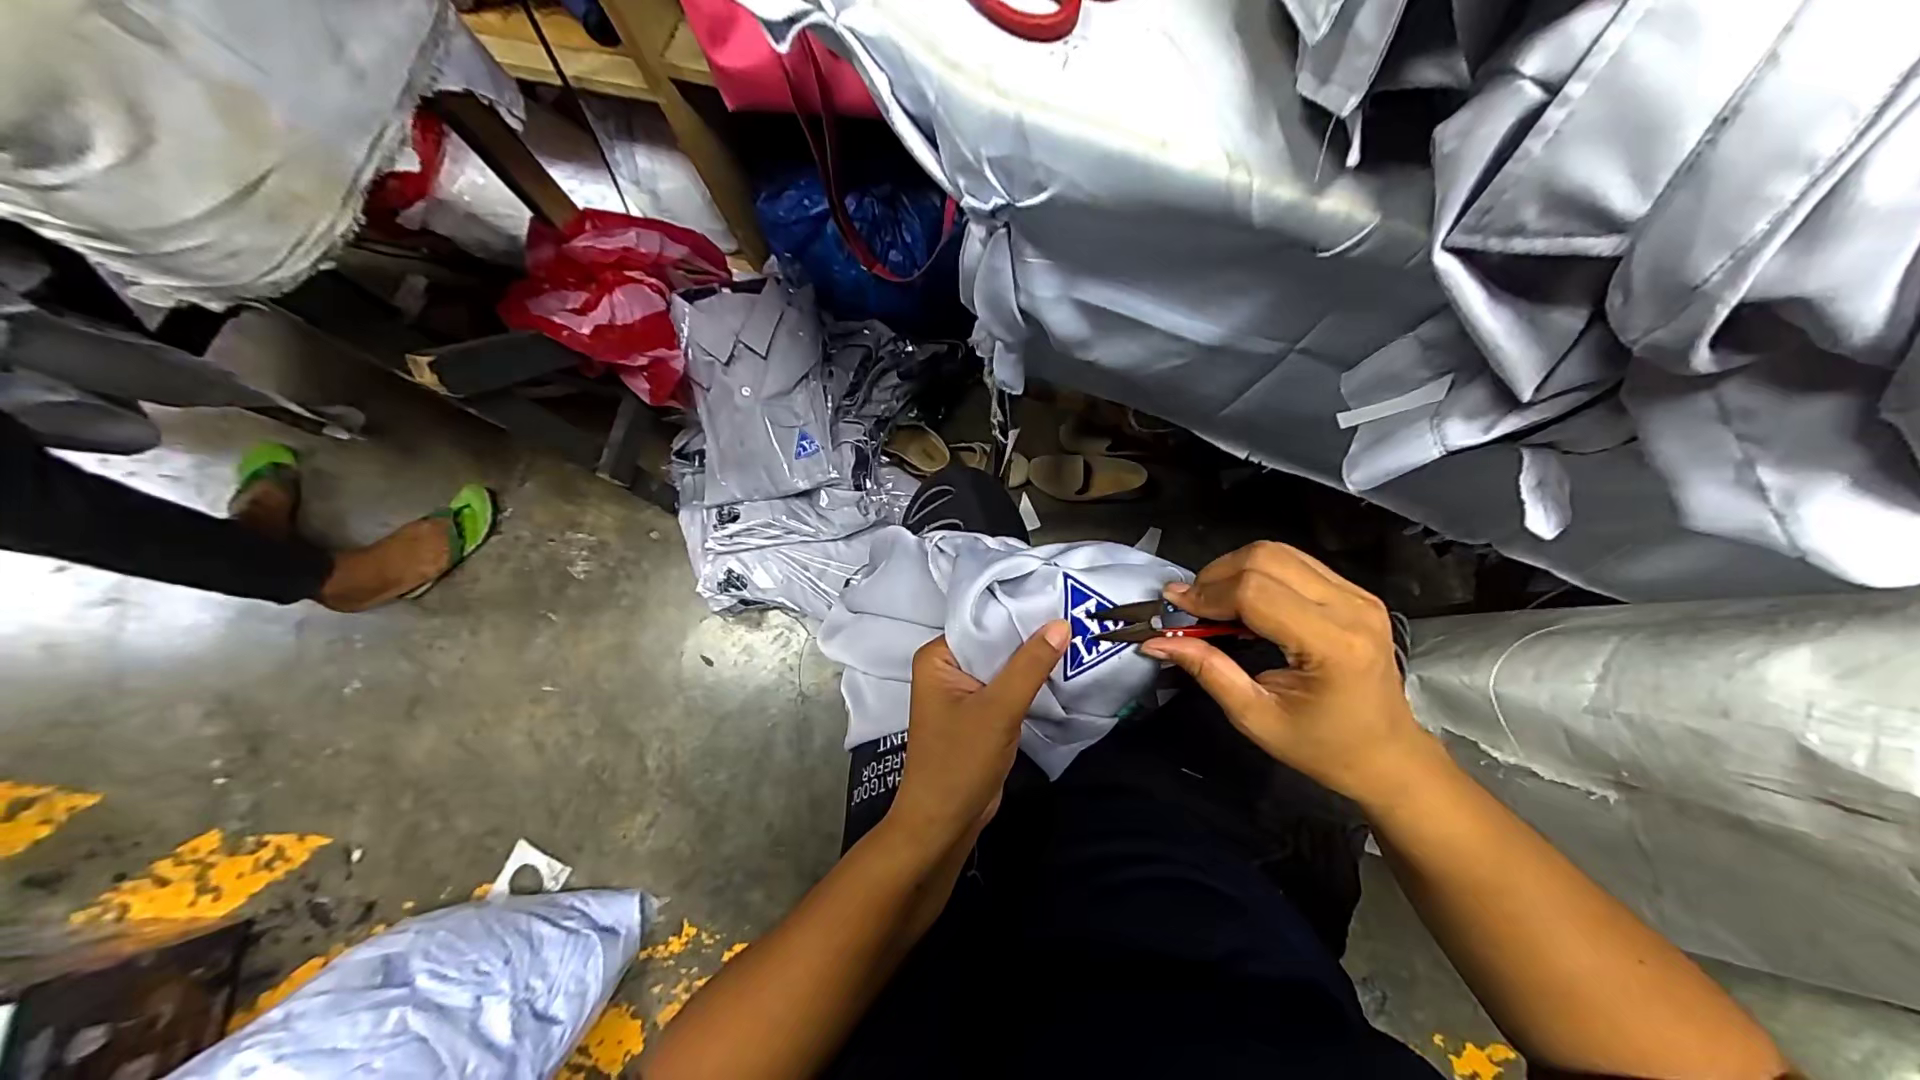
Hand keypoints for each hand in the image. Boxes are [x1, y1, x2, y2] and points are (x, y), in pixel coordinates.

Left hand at [889, 622, 1069, 846]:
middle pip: (995, 642)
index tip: (1058, 598)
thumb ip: (1030, 666)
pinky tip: (1061, 671)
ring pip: (1005, 666)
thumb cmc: (960, 762)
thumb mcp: (998, 709)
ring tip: (1076, 637)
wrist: (945, 823)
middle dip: (1030, 636)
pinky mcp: (981, 713)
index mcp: (938, 657)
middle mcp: (947, 669)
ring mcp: (964, 692)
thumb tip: (1061, 623)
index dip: (1018, 611)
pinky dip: (1030, 684)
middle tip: (1075, 616)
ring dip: (1034, 660)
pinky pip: (1008, 687)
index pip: (981, 621)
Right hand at [1139, 542, 1436, 802]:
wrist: (1387, 755)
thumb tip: (1158, 642)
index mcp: (1332, 645)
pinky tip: (1243, 601)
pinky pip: (1295, 562)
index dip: (1207, 594)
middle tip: (1192, 606)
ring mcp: (1358, 596)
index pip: (1256, 592)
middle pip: (1266, 559)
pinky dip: (1257, 572)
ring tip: (1214, 603)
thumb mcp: (1255, 716)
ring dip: (1235, 569)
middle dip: (1216, 576)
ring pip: (1279, 552)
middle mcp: (1352, 609)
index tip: (1174, 606)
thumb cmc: (1322, 747)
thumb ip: (1207, 670)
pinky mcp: (1356, 593)